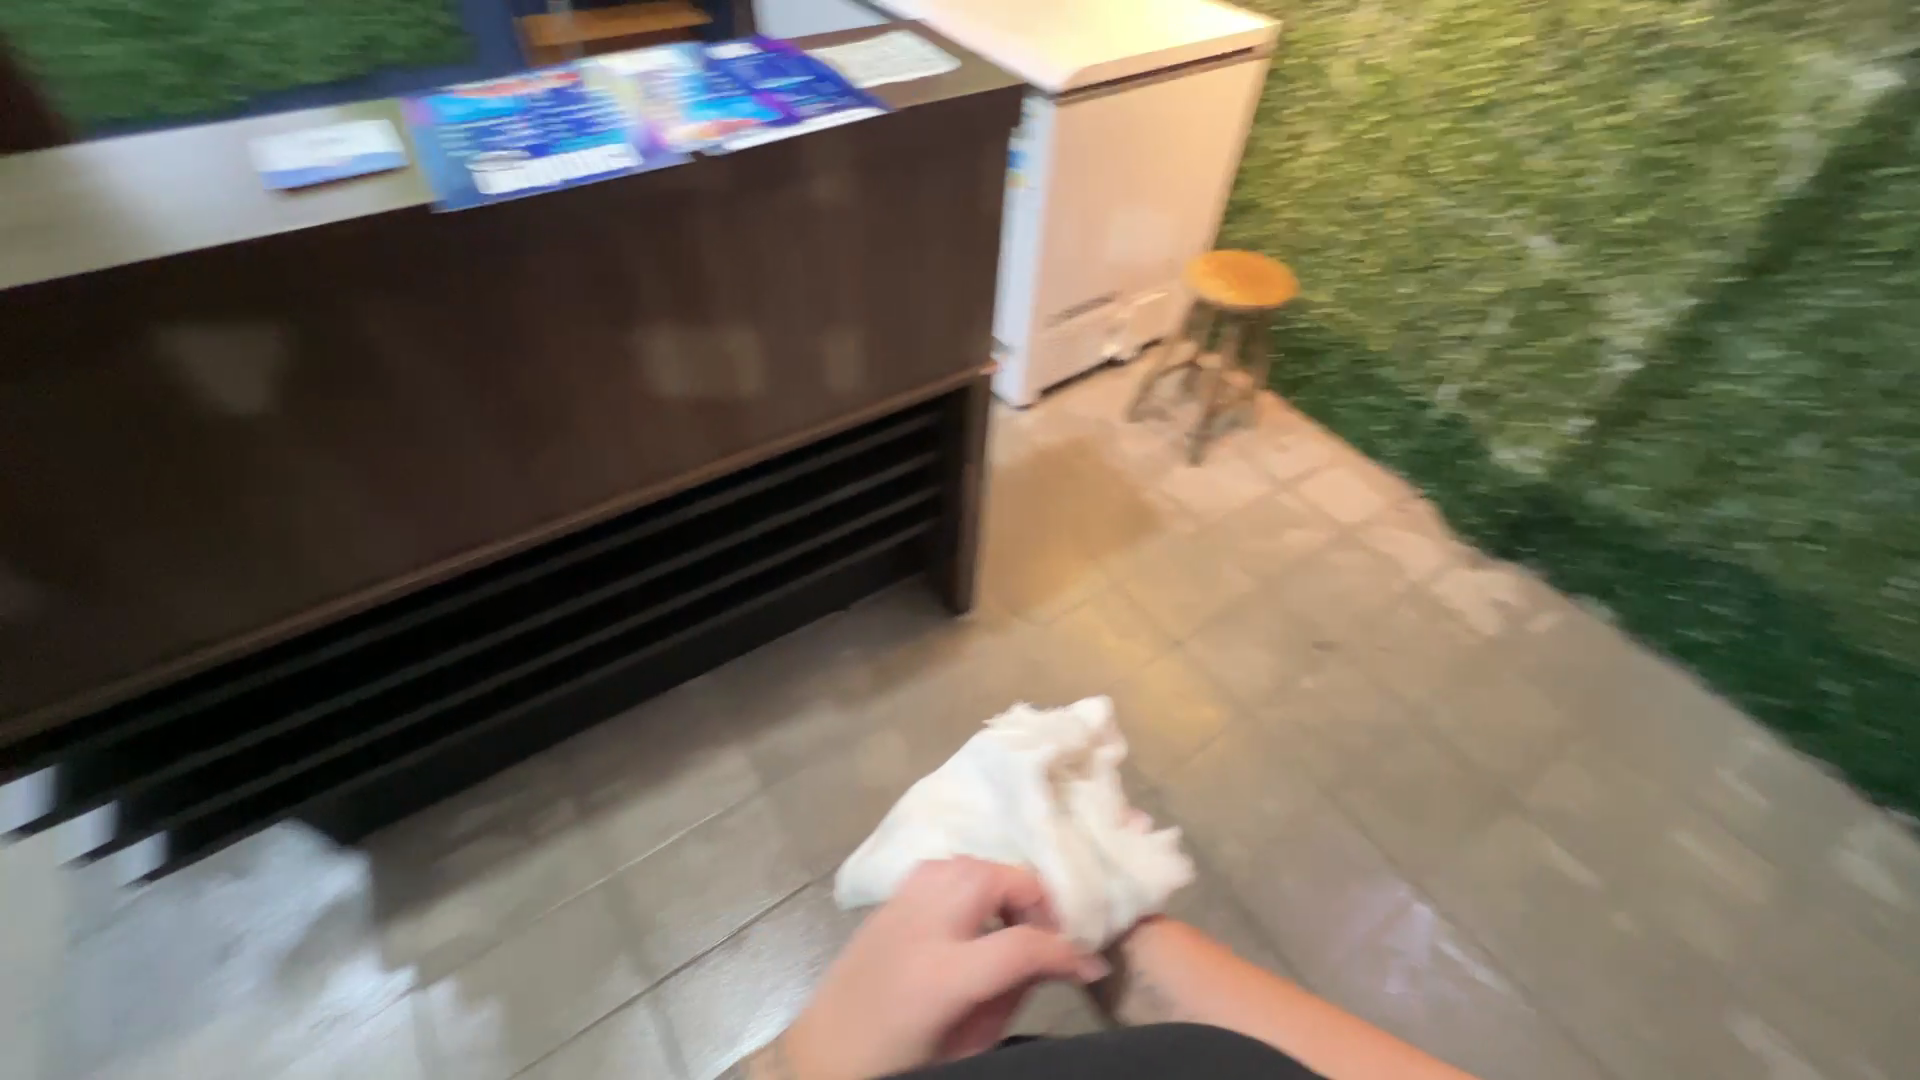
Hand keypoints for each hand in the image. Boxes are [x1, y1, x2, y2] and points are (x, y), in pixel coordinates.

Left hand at [779, 857, 1108, 1079]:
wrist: (822, 1058)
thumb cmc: (900, 1064)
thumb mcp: (966, 1047)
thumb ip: (1012, 995)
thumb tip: (1054, 959)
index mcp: (939, 978)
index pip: (1020, 945)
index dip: (1065, 952)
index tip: (1089, 963)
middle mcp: (920, 926)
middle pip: (992, 877)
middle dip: (1032, 896)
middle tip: (1046, 931)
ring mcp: (899, 905)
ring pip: (966, 862)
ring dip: (1000, 882)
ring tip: (1011, 918)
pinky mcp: (888, 899)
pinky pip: (939, 867)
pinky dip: (968, 878)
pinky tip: (973, 910)